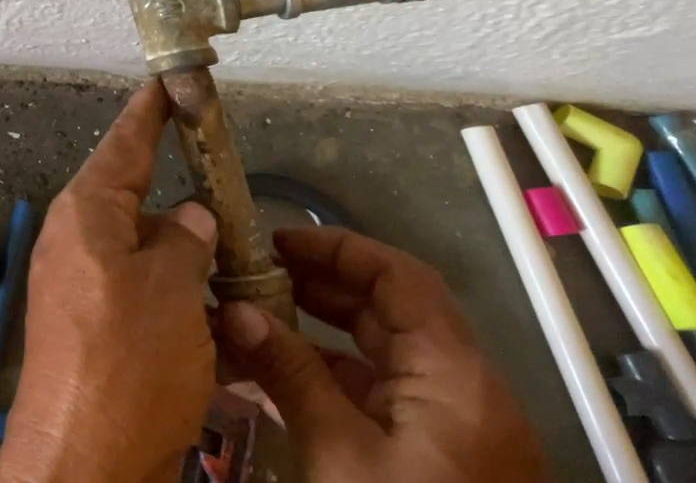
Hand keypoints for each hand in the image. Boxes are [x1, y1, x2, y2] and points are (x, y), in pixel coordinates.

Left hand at [0, 83, 219, 482]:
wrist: (86, 457)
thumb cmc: (127, 361)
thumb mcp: (168, 290)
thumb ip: (184, 243)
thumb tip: (189, 218)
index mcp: (86, 215)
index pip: (122, 148)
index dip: (147, 115)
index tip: (164, 85)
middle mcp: (79, 243)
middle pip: (140, 207)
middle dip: (187, 212)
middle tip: (233, 204)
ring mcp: (87, 291)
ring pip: (154, 262)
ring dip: (196, 272)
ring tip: (247, 280)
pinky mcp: (101, 334)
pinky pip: (151, 305)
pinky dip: (187, 313)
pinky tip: (227, 332)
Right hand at [218, 226, 548, 482]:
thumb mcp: (338, 453)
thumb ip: (289, 373)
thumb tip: (234, 309)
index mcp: (454, 375)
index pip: (400, 277)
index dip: (337, 249)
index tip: (273, 241)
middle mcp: (461, 387)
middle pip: (390, 309)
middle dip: (317, 284)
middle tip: (250, 275)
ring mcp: (450, 424)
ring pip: (380, 350)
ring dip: (316, 327)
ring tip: (252, 316)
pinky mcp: (434, 455)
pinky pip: (378, 392)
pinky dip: (328, 371)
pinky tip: (275, 372)